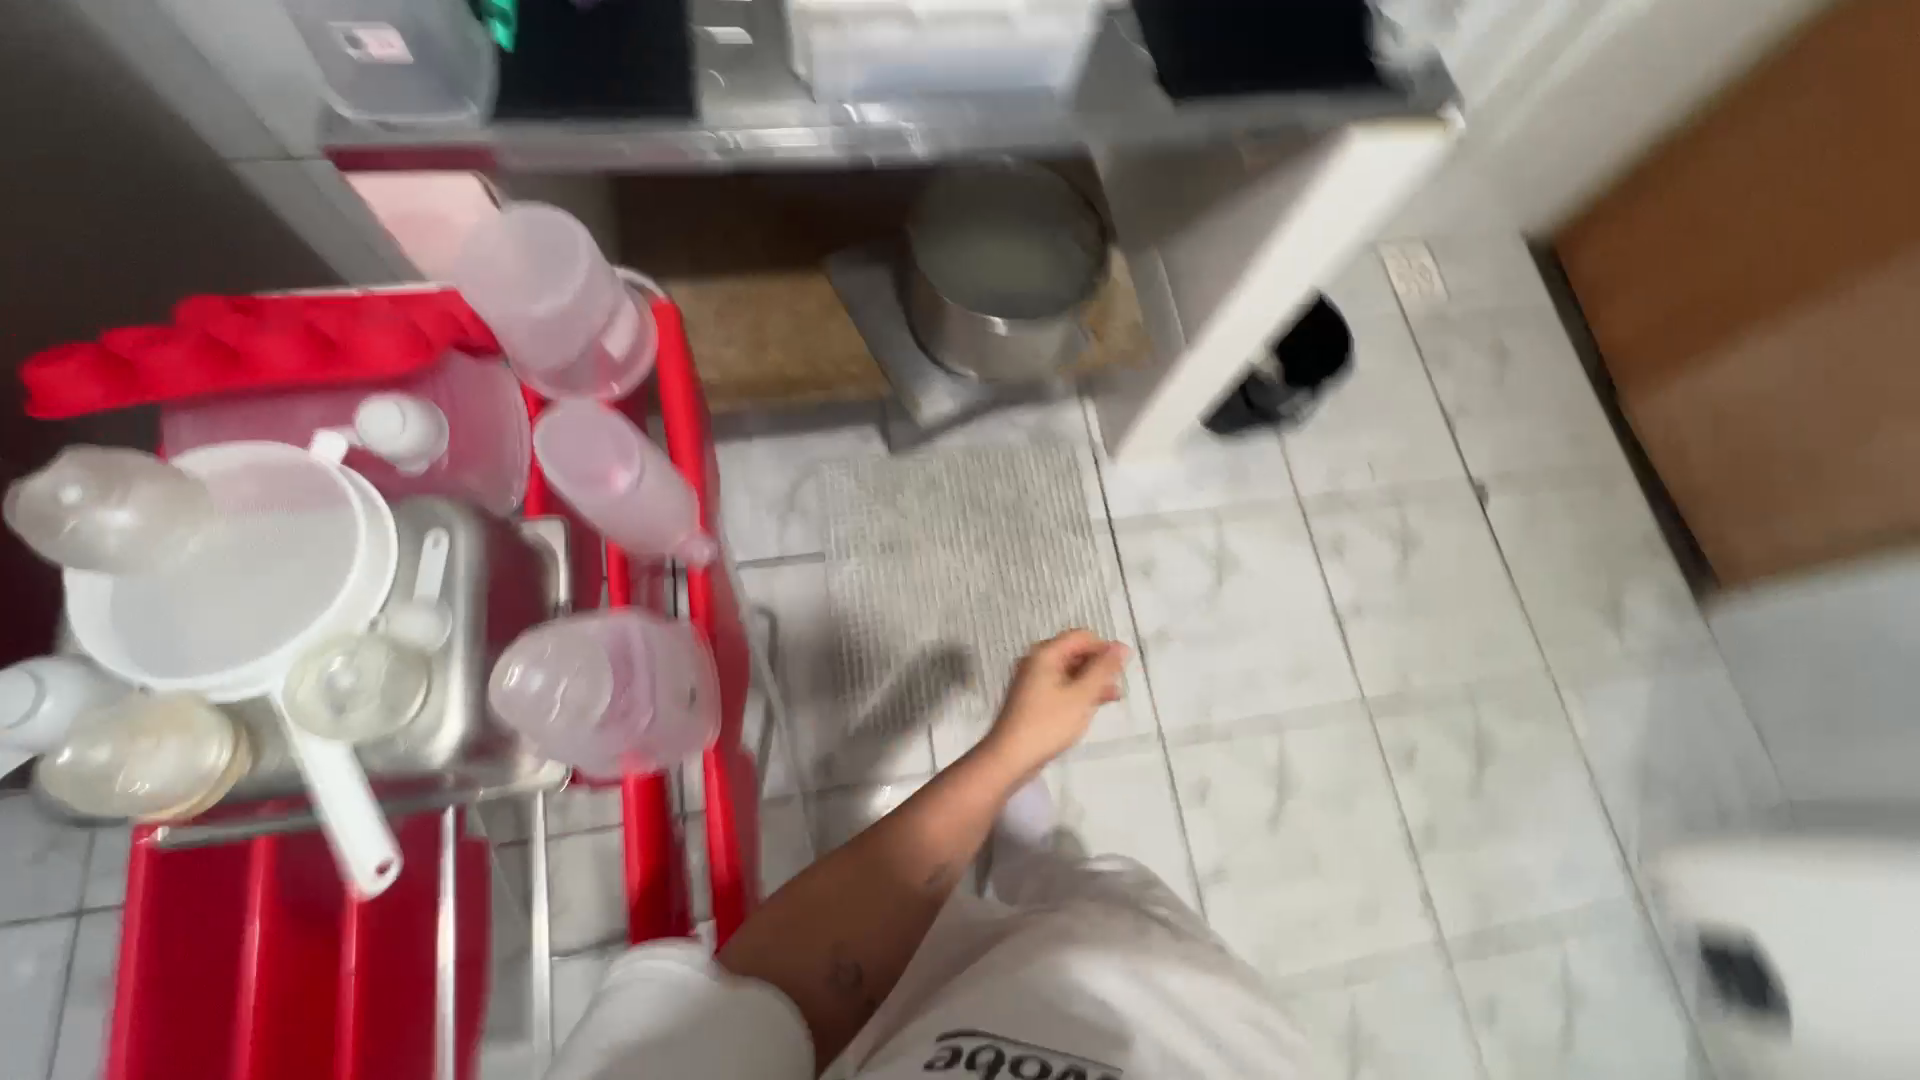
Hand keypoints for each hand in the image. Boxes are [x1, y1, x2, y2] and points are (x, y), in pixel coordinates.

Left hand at [977, 629, 1129, 778]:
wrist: (1010, 756)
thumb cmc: (1048, 723)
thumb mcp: (1081, 695)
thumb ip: (1103, 669)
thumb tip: (1122, 646)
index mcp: (1045, 653)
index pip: (1081, 636)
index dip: (1104, 648)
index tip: (1123, 667)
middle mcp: (1036, 661)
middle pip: (1075, 652)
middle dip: (1099, 665)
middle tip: (1119, 684)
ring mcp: (1033, 680)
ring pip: (1069, 671)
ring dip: (1091, 680)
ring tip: (1114, 696)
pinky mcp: (1033, 698)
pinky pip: (1061, 686)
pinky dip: (1078, 691)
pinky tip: (1094, 705)